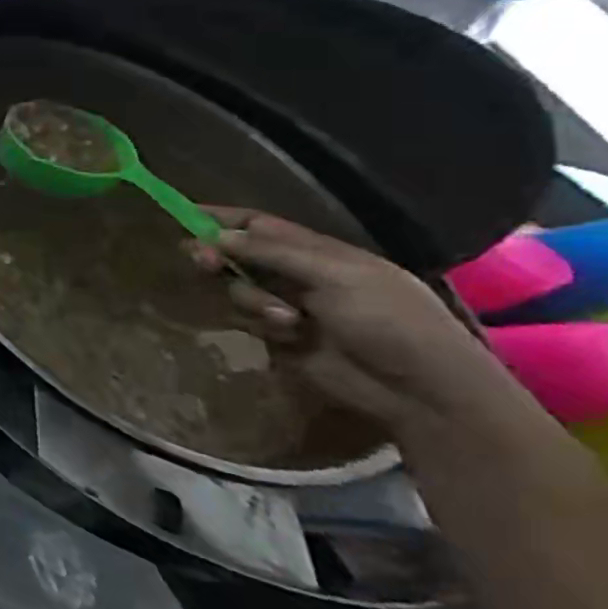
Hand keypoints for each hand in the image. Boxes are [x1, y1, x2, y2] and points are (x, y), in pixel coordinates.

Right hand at [191, 208, 508, 428]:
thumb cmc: (390, 321)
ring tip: (281, 318)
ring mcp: (290, 306)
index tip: (184, 215)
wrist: (424, 393)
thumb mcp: (336, 276)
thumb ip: (273, 253)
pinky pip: (248, 318)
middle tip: (202, 261)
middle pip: (240, 254)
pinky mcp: (281, 337)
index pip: (260, 225)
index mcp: (320, 252)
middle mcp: (300, 275)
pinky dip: (259, 322)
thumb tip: (217, 235)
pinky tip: (286, 333)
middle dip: (219, 255)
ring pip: (239, 287)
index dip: (223, 218)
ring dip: (249, 297)